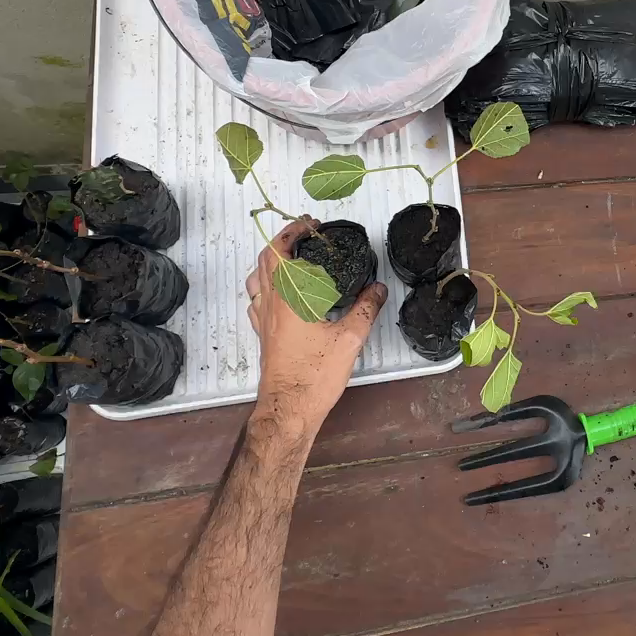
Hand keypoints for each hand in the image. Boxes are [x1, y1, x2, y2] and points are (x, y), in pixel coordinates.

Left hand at [247, 218, 386, 433]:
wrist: (288, 411)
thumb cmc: (314, 375)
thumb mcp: (350, 339)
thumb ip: (366, 308)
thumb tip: (379, 287)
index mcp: (287, 298)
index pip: (279, 252)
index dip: (293, 232)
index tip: (313, 225)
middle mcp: (270, 304)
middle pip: (264, 260)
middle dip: (283, 241)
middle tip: (307, 235)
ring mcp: (263, 320)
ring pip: (256, 280)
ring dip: (271, 262)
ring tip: (294, 259)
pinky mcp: (263, 335)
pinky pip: (258, 300)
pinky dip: (268, 286)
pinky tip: (286, 294)